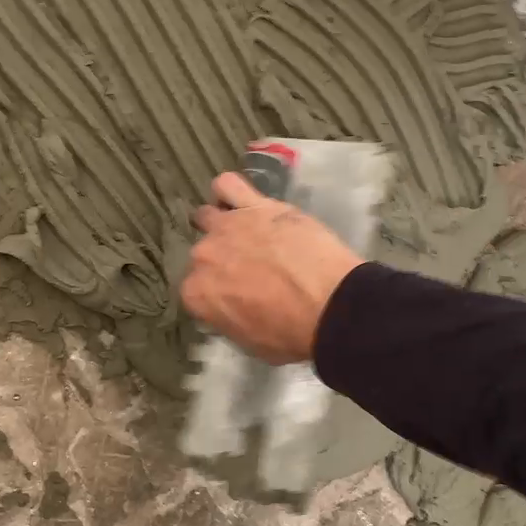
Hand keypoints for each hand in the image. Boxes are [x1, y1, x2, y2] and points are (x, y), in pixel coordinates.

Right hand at [183, 172, 361, 364]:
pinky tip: (241, 199)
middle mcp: (203, 256)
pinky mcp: (255, 205)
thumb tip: (229, 305)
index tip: (233, 295)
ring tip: (242, 231)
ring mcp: (226, 226)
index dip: (215, 291)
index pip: (194, 288)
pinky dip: (229, 190)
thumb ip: (227, 316)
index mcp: (197, 294)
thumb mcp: (249, 341)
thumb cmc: (291, 334)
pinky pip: (228, 184)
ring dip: (220, 224)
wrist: (331, 306)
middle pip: (202, 252)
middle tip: (247, 266)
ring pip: (207, 215)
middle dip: (220, 259)